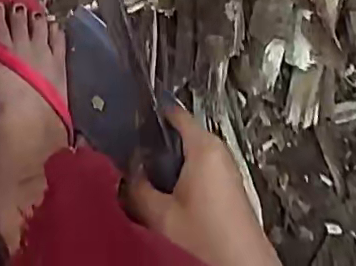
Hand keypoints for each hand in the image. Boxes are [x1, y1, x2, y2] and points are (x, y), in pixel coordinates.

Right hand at [127, 105, 279, 265]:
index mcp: (204, 146)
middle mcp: (218, 152)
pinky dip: (184, 181)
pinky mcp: (229, 190)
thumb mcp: (162, 216)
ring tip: (149, 183)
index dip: (153, 113)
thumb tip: (125, 174)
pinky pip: (201, 172)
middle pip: (181, 135)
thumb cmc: (210, 242)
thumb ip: (138, 189)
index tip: (134, 118)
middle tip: (135, 160)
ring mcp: (226, 170)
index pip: (175, 113)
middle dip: (158, 148)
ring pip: (189, 156)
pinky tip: (171, 201)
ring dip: (169, 168)